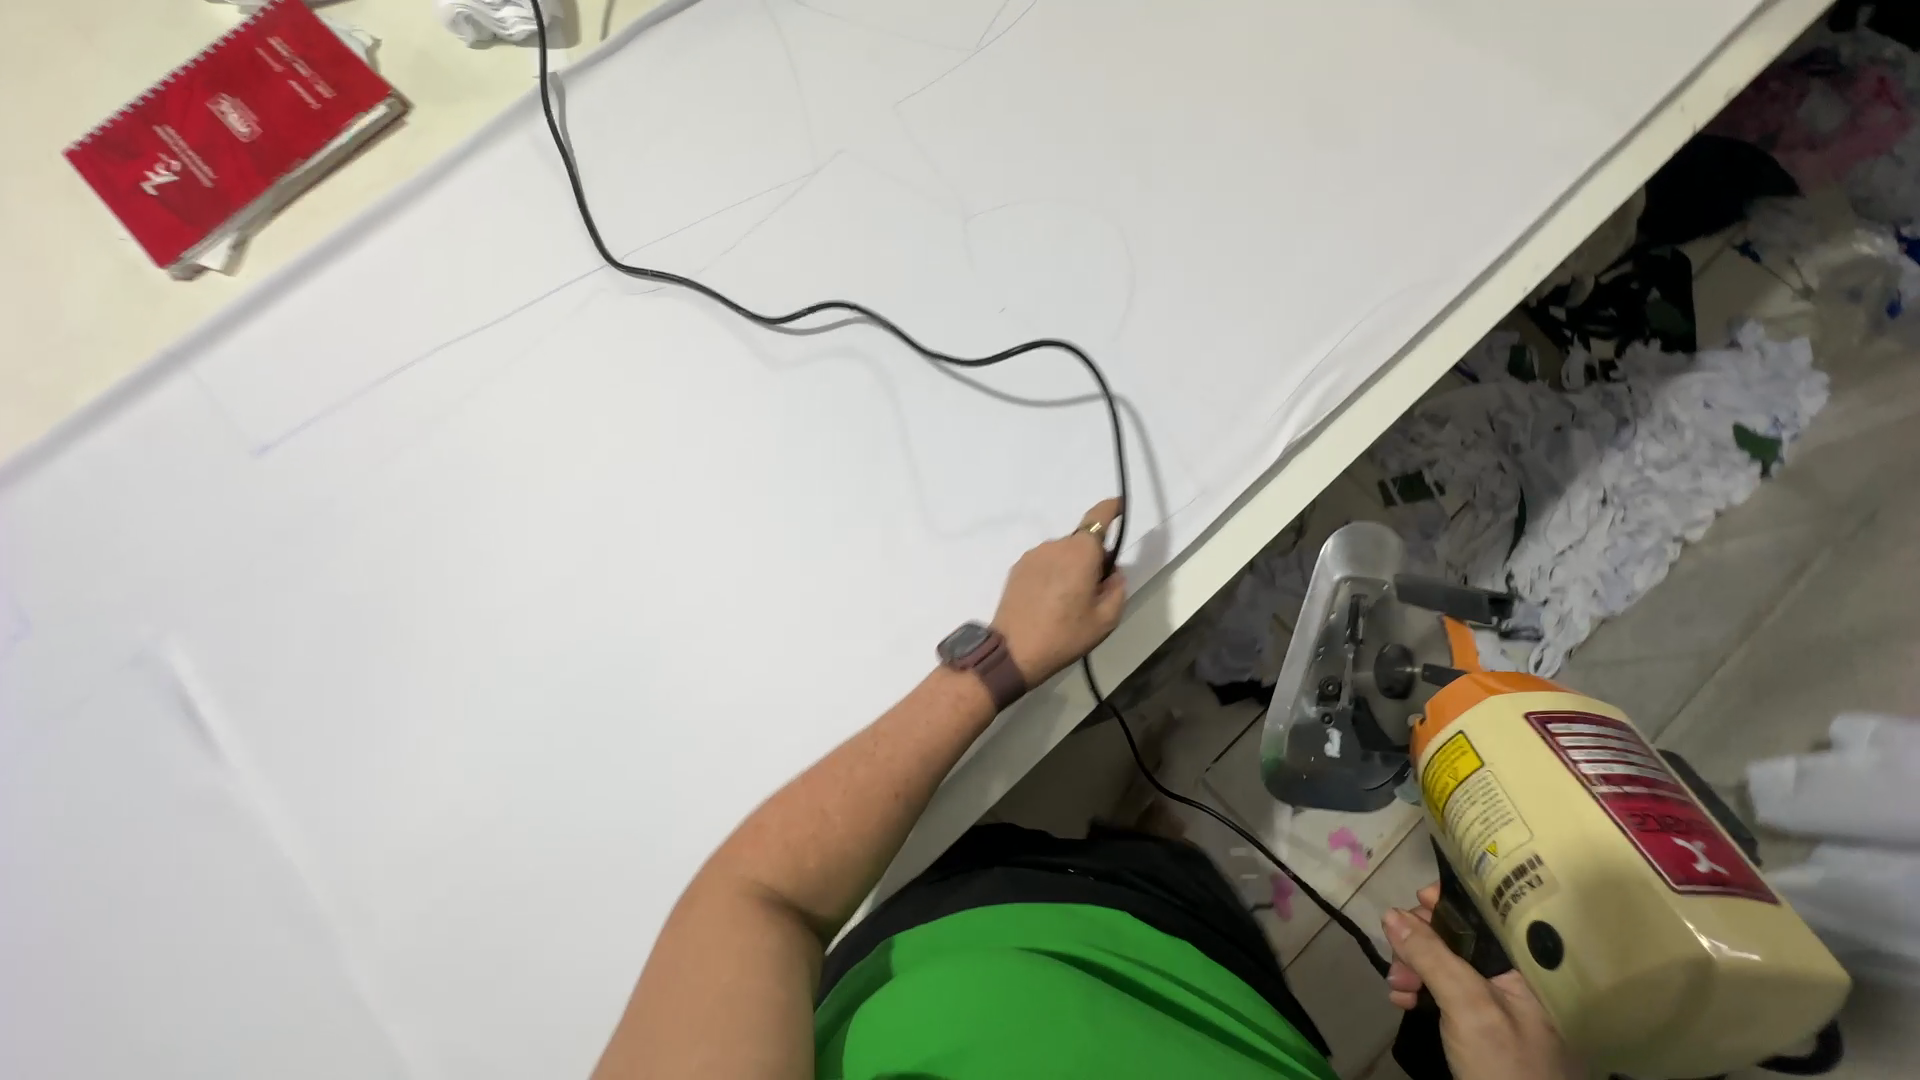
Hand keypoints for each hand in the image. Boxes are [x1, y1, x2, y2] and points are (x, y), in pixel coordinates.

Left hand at [992, 498, 1127, 683]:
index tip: (1119, 507)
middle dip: (1092, 559)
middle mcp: (1054, 546)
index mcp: (1080, 553)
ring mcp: (1032, 556)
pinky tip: (1048, 603)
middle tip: (1094, 593)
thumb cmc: (1065, 635)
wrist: (1015, 651)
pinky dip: (1053, 575)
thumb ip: (1117, 587)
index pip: (1098, 517)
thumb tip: (1111, 572)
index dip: (1112, 509)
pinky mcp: (1017, 568)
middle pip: (1081, 542)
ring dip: (1070, 569)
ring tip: (1067, 604)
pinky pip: (1044, 564)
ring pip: (1062, 554)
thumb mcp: (1106, 619)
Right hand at [1384, 883, 1582, 1079]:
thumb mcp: (1467, 1007)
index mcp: (1525, 972)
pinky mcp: (1477, 1027)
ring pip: (1445, 965)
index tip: (1415, 899)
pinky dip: (1419, 990)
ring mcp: (1495, 1006)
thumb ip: (1431, 956)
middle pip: (1458, 939)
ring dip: (1413, 968)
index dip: (1452, 903)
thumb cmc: (1506, 1069)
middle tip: (1398, 961)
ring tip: (1397, 988)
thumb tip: (1391, 914)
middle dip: (1420, 942)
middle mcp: (1512, 982)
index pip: (1488, 918)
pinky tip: (1402, 999)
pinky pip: (1443, 992)